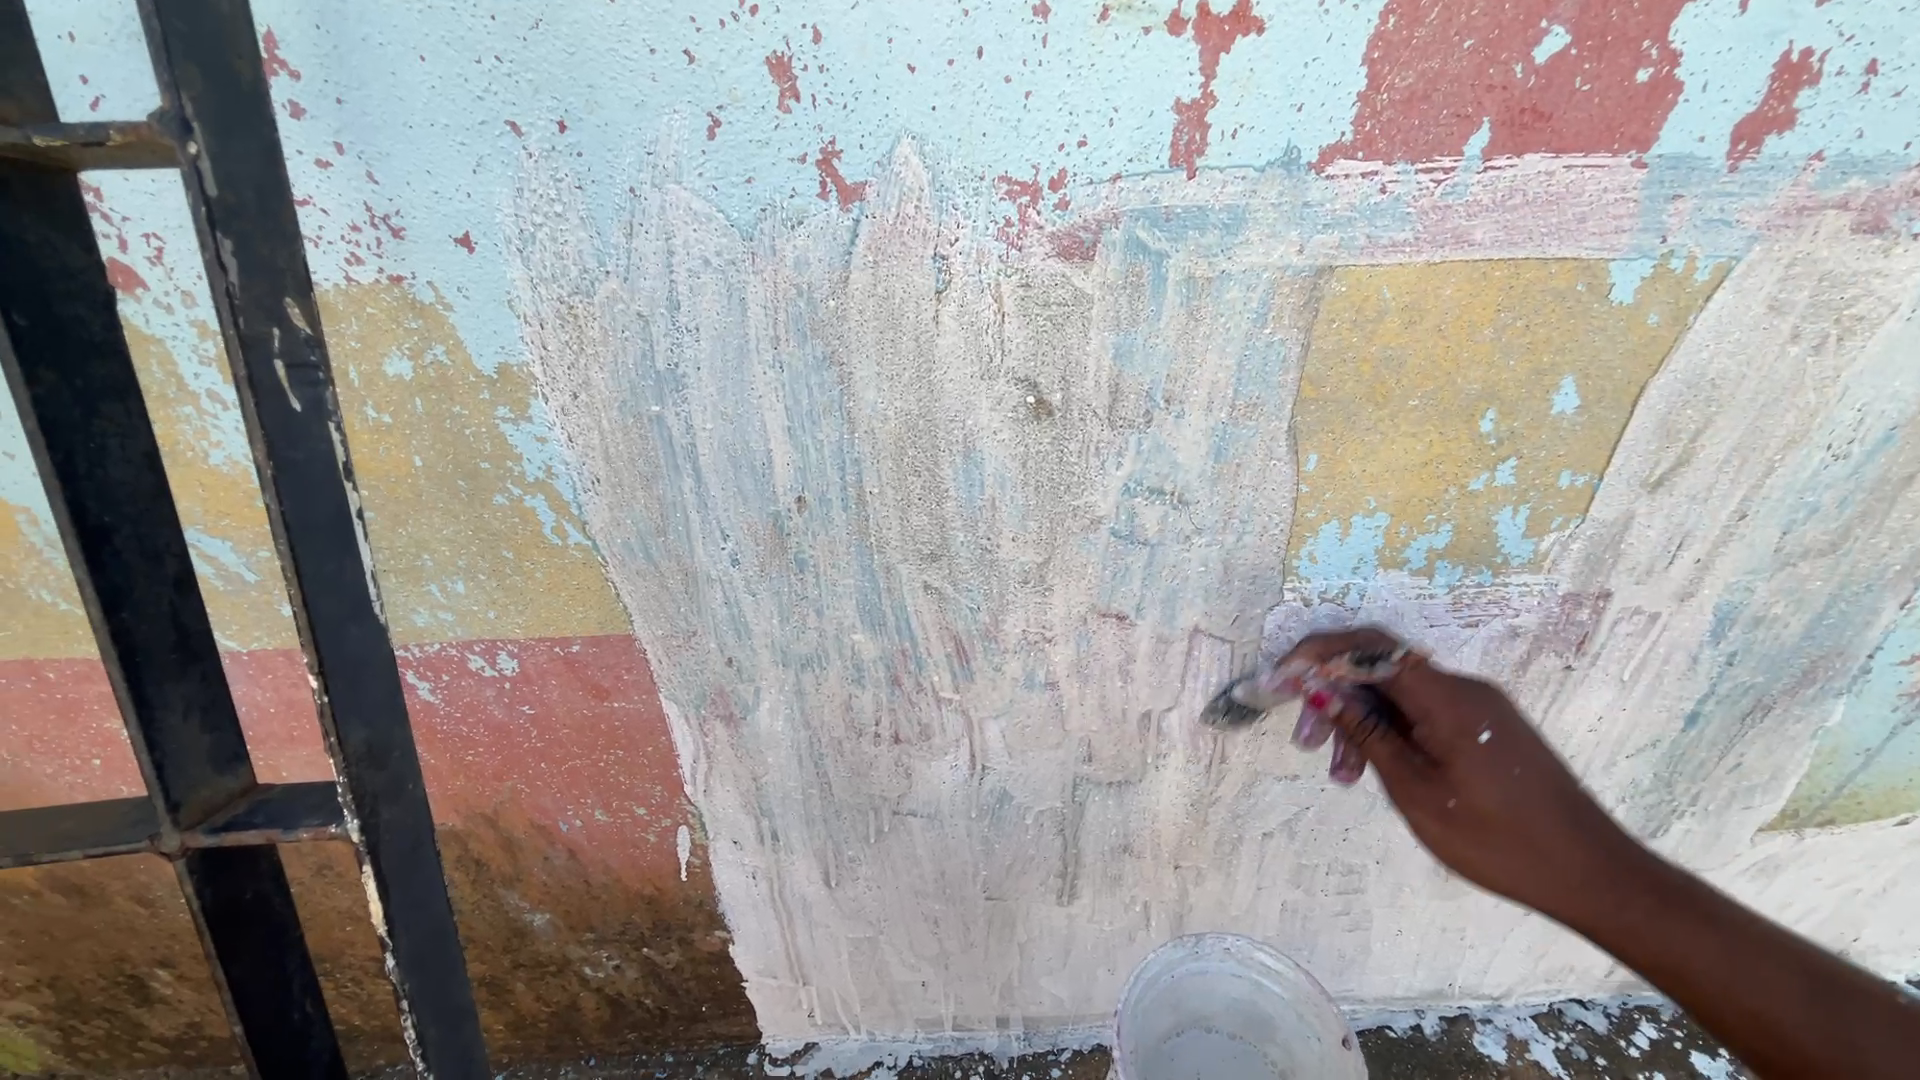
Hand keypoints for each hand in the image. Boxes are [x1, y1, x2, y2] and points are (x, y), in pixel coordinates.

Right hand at [1273, 628, 1648, 920]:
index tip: (1280, 679)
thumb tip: (1317, 686)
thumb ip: (1364, 732)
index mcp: (1448, 697)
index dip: (1317, 653)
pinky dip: (1387, 734)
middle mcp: (1462, 688)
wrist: (1594, 876)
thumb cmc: (1497, 839)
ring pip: (1397, 696)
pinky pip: (1420, 714)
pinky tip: (1372, 771)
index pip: (1370, 646)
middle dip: (1332, 695)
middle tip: (1303, 741)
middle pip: (1379, 669)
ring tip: (1340, 774)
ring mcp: (1475, 707)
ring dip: (1358, 723)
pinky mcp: (1482, 727)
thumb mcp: (1415, 788)